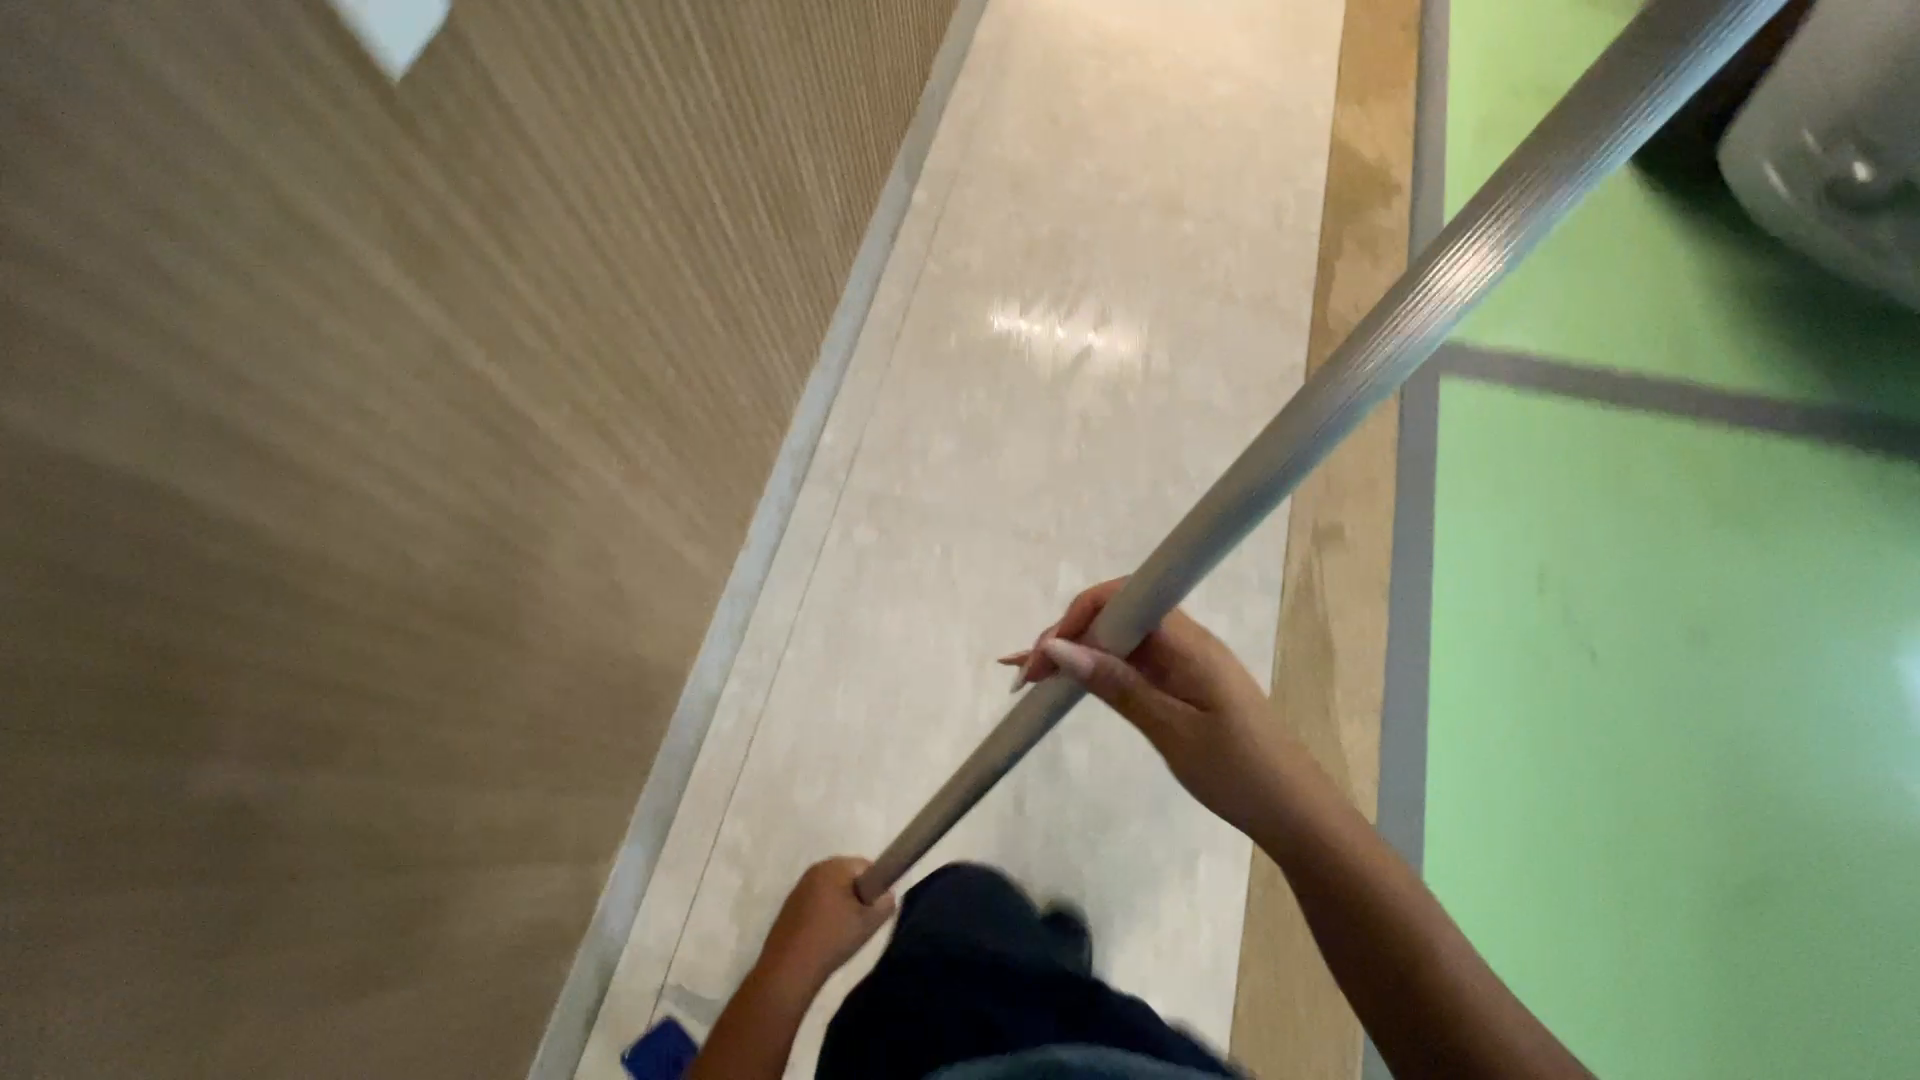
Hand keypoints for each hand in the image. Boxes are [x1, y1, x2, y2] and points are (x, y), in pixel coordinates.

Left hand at [752, 857, 896, 997]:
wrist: (789, 969)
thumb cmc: (833, 939)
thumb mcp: (869, 923)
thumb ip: (886, 903)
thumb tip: (886, 895)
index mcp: (834, 867)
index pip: (866, 865)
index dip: (877, 885)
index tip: (876, 908)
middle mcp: (815, 870)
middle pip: (848, 876)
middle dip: (858, 894)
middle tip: (862, 921)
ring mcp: (799, 888)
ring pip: (832, 890)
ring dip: (841, 905)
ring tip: (844, 932)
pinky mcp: (789, 906)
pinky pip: (816, 902)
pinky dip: (825, 914)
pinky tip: (825, 936)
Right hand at [1001, 577, 1290, 832]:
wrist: (1295, 811)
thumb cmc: (1238, 772)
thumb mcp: (1171, 730)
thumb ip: (1115, 685)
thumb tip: (1058, 648)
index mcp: (1188, 642)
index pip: (1121, 597)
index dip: (1075, 615)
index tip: (1042, 654)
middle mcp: (1185, 640)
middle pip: (1115, 615)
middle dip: (1066, 635)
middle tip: (1025, 676)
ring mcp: (1184, 661)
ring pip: (1119, 640)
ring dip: (1077, 652)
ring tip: (1032, 678)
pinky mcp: (1182, 683)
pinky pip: (1132, 663)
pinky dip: (1097, 670)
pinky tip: (1069, 682)